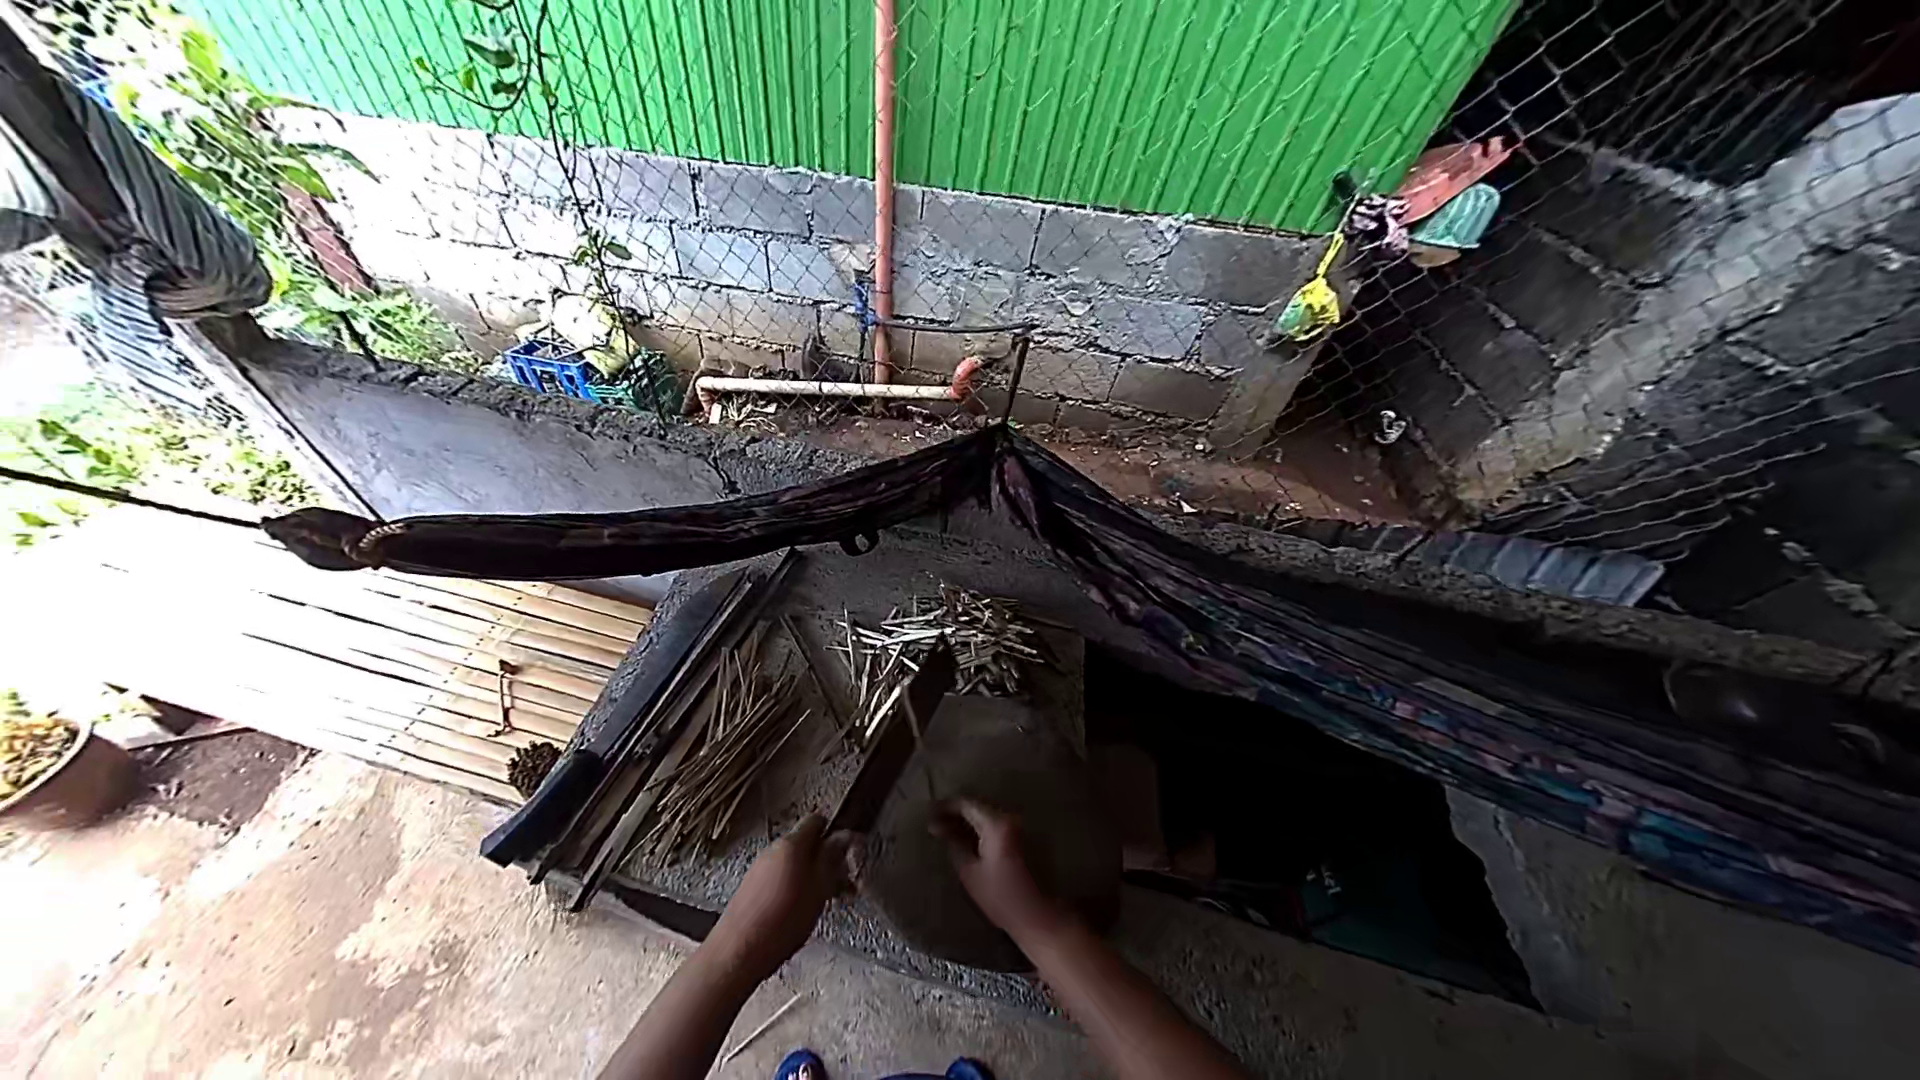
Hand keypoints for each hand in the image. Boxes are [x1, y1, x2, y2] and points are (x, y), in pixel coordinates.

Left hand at [707, 814, 852, 981]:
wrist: (736, 953)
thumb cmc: (782, 921)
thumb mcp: (819, 889)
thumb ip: (833, 859)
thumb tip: (845, 836)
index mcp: (792, 843)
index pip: (817, 820)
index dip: (834, 833)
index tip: (845, 854)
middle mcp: (773, 848)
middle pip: (805, 842)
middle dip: (824, 858)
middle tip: (840, 883)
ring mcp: (760, 867)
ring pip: (793, 860)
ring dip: (810, 874)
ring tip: (821, 901)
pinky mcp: (750, 887)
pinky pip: (779, 876)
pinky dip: (793, 886)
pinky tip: (798, 911)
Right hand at [932, 799, 1070, 938]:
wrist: (1033, 913)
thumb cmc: (999, 896)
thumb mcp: (969, 871)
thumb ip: (953, 843)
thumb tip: (939, 828)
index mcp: (995, 823)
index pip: (966, 803)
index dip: (945, 807)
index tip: (928, 814)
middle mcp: (1007, 818)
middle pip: (975, 805)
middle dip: (953, 812)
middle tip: (934, 823)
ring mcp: (1014, 826)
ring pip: (983, 813)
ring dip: (964, 819)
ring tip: (944, 830)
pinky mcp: (1016, 836)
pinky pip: (991, 822)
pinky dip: (975, 826)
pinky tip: (962, 837)